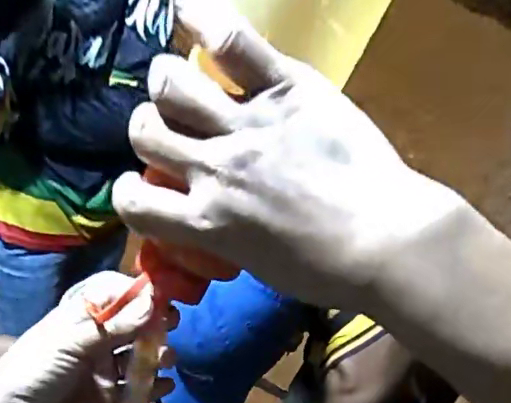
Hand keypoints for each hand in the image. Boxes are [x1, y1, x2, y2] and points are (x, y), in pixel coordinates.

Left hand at [0, 271, 166, 402]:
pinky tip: (166, 384)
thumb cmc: (37, 368)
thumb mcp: (72, 341)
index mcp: (80, 317)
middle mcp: (95, 340)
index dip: (138, 294)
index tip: (162, 296)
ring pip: (137, 357)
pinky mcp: (108, 397)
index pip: (114, 295)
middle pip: (132, 325)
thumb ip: (112, 326)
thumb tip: (151, 304)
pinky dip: (153, 387)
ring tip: (168, 358)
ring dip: (156, 355)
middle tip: (173, 324)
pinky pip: (135, 389)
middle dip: (153, 324)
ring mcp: (103, 368)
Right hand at [111, 10, 465, 310]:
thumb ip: (214, 232)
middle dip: (148, 129)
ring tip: (184, 84)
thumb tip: (201, 213)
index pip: (131, 200)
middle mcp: (213, 169)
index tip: (147, 190)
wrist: (381, 241)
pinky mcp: (287, 87)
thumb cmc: (319, 269)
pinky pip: (232, 40)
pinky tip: (188, 15)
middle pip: (144, 129)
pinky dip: (203, 19)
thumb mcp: (251, 265)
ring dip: (167, 82)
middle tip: (172, 132)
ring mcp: (248, 124)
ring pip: (170, 81)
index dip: (129, 193)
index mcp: (205, 224)